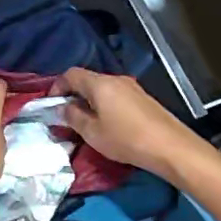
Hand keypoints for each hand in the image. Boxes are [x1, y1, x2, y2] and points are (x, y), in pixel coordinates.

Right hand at [57, 67, 210, 183]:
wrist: (169, 146)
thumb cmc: (126, 139)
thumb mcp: (92, 132)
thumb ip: (73, 117)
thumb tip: (63, 108)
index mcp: (100, 84)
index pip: (71, 74)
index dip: (57, 86)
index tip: (51, 104)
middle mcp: (116, 79)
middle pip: (88, 80)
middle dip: (73, 95)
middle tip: (66, 116)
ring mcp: (132, 87)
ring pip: (102, 89)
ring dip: (90, 101)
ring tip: (85, 123)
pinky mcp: (142, 99)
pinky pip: (116, 96)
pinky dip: (105, 105)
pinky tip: (107, 124)